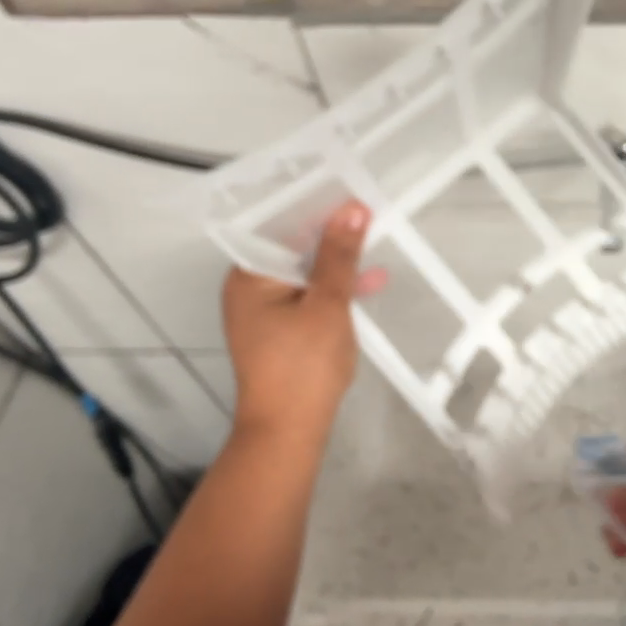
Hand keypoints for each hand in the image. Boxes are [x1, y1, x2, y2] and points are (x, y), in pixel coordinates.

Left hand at [222, 200, 381, 441]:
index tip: (349, 193)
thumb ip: (340, 256)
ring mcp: (263, 313)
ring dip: (337, 264)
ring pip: (303, 274)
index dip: (315, 208)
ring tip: (376, 251)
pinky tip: (366, 288)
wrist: (288, 432)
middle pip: (291, 249)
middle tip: (368, 216)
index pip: (279, 226)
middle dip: (330, 236)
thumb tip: (352, 210)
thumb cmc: (304, 365)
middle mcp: (249, 289)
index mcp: (249, 275)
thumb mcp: (328, 303)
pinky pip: (306, 297)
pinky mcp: (280, 333)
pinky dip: (332, 291)